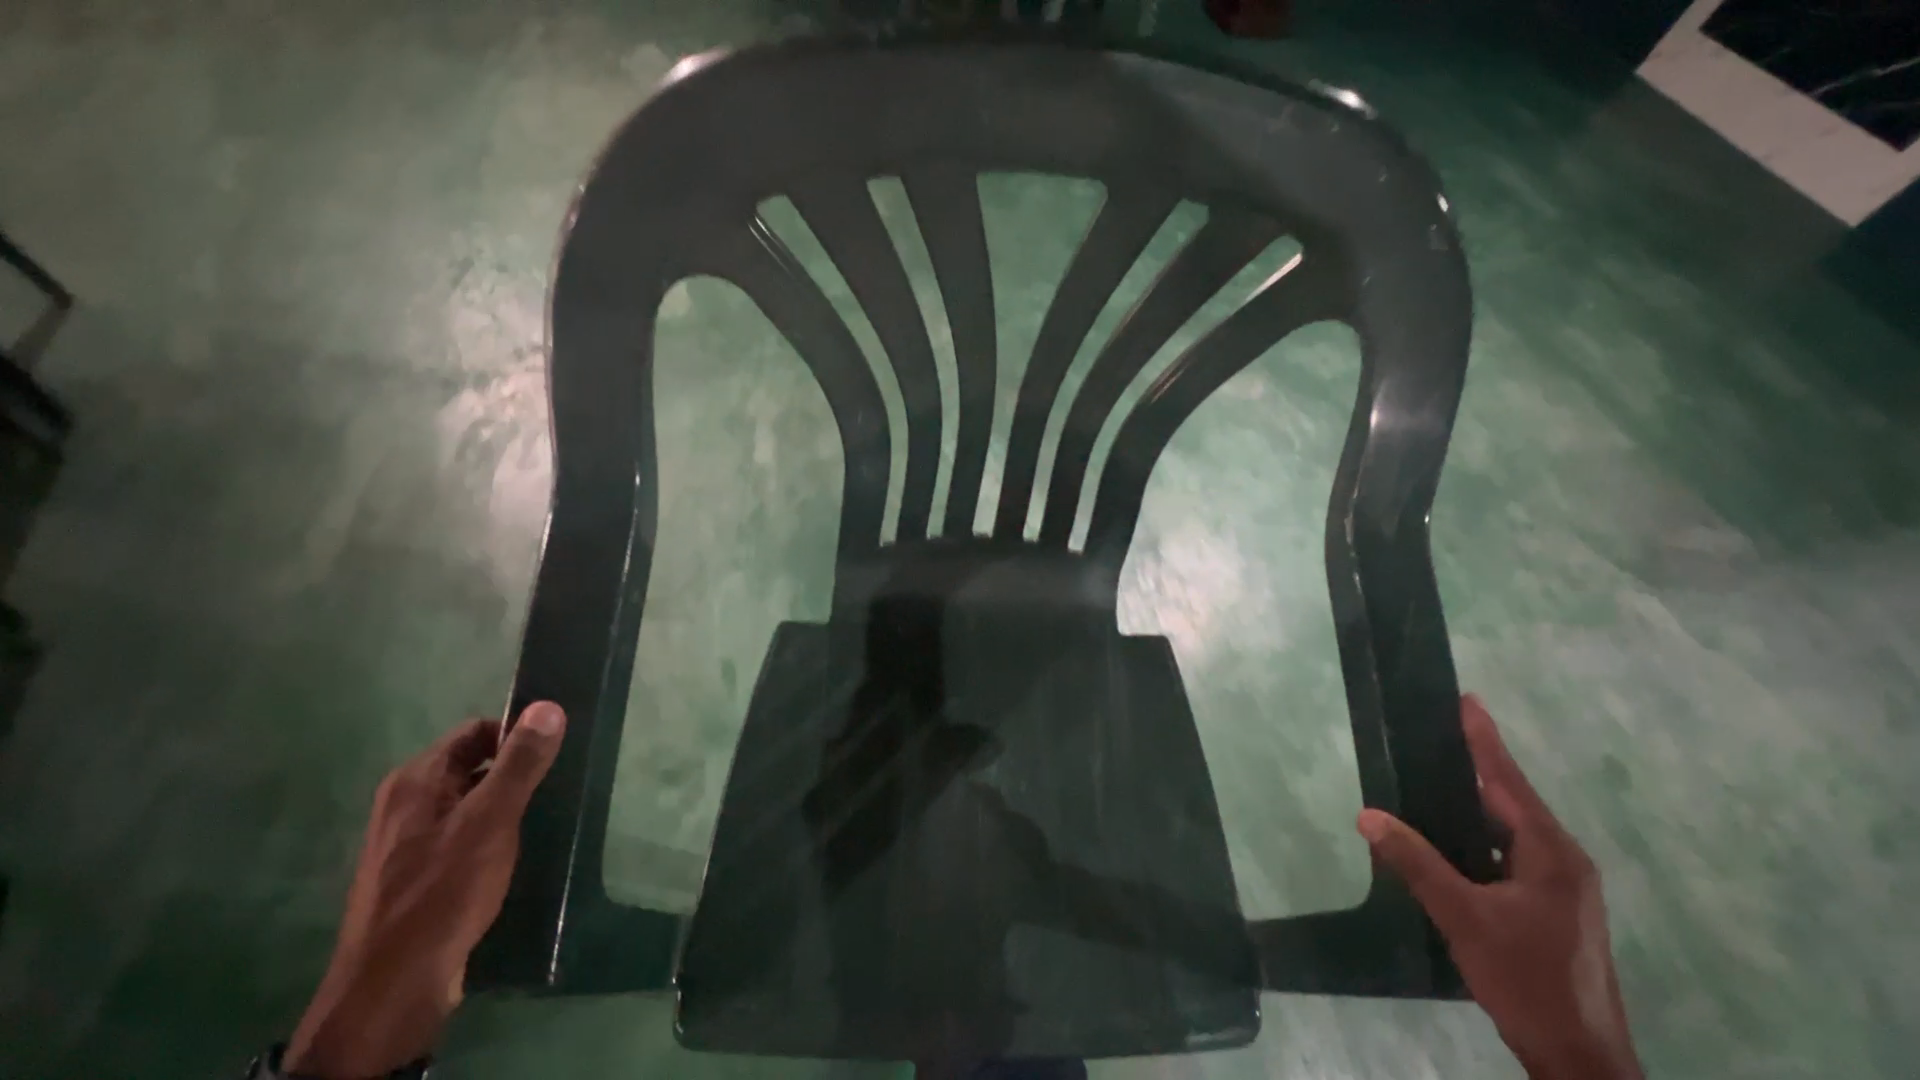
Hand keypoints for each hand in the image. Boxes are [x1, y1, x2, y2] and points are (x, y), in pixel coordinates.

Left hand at [285, 702, 566, 1078]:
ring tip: (545, 823)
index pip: (476, 732)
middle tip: (558, 789)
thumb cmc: (443, 893)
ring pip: (468, 806)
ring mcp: (407, 844)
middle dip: (514, 774)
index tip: (556, 753)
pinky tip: (515, 860)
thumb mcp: (490, 821)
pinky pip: (462, 840)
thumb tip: (549, 706)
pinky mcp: (417, 878)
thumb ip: (519, 764)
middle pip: (472, 768)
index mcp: (416, 781)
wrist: (393, 987)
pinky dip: (490, 840)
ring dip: (504, 810)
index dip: (516, 736)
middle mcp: (406, 804)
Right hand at [1356, 696, 1642, 1079]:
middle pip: (1513, 804)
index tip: (1466, 700)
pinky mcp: (1557, 912)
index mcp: (1552, 853)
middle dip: (1475, 771)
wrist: (1579, 1057)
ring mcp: (1566, 889)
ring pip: (1513, 834)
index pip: (1508, 782)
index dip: (1484, 741)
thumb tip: (1369, 816)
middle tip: (1435, 739)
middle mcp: (1565, 862)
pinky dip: (1482, 843)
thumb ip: (1416, 863)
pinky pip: (1514, 859)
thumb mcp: (1463, 917)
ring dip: (1476, 810)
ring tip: (1433, 787)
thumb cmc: (1525, 978)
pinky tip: (1453, 850)